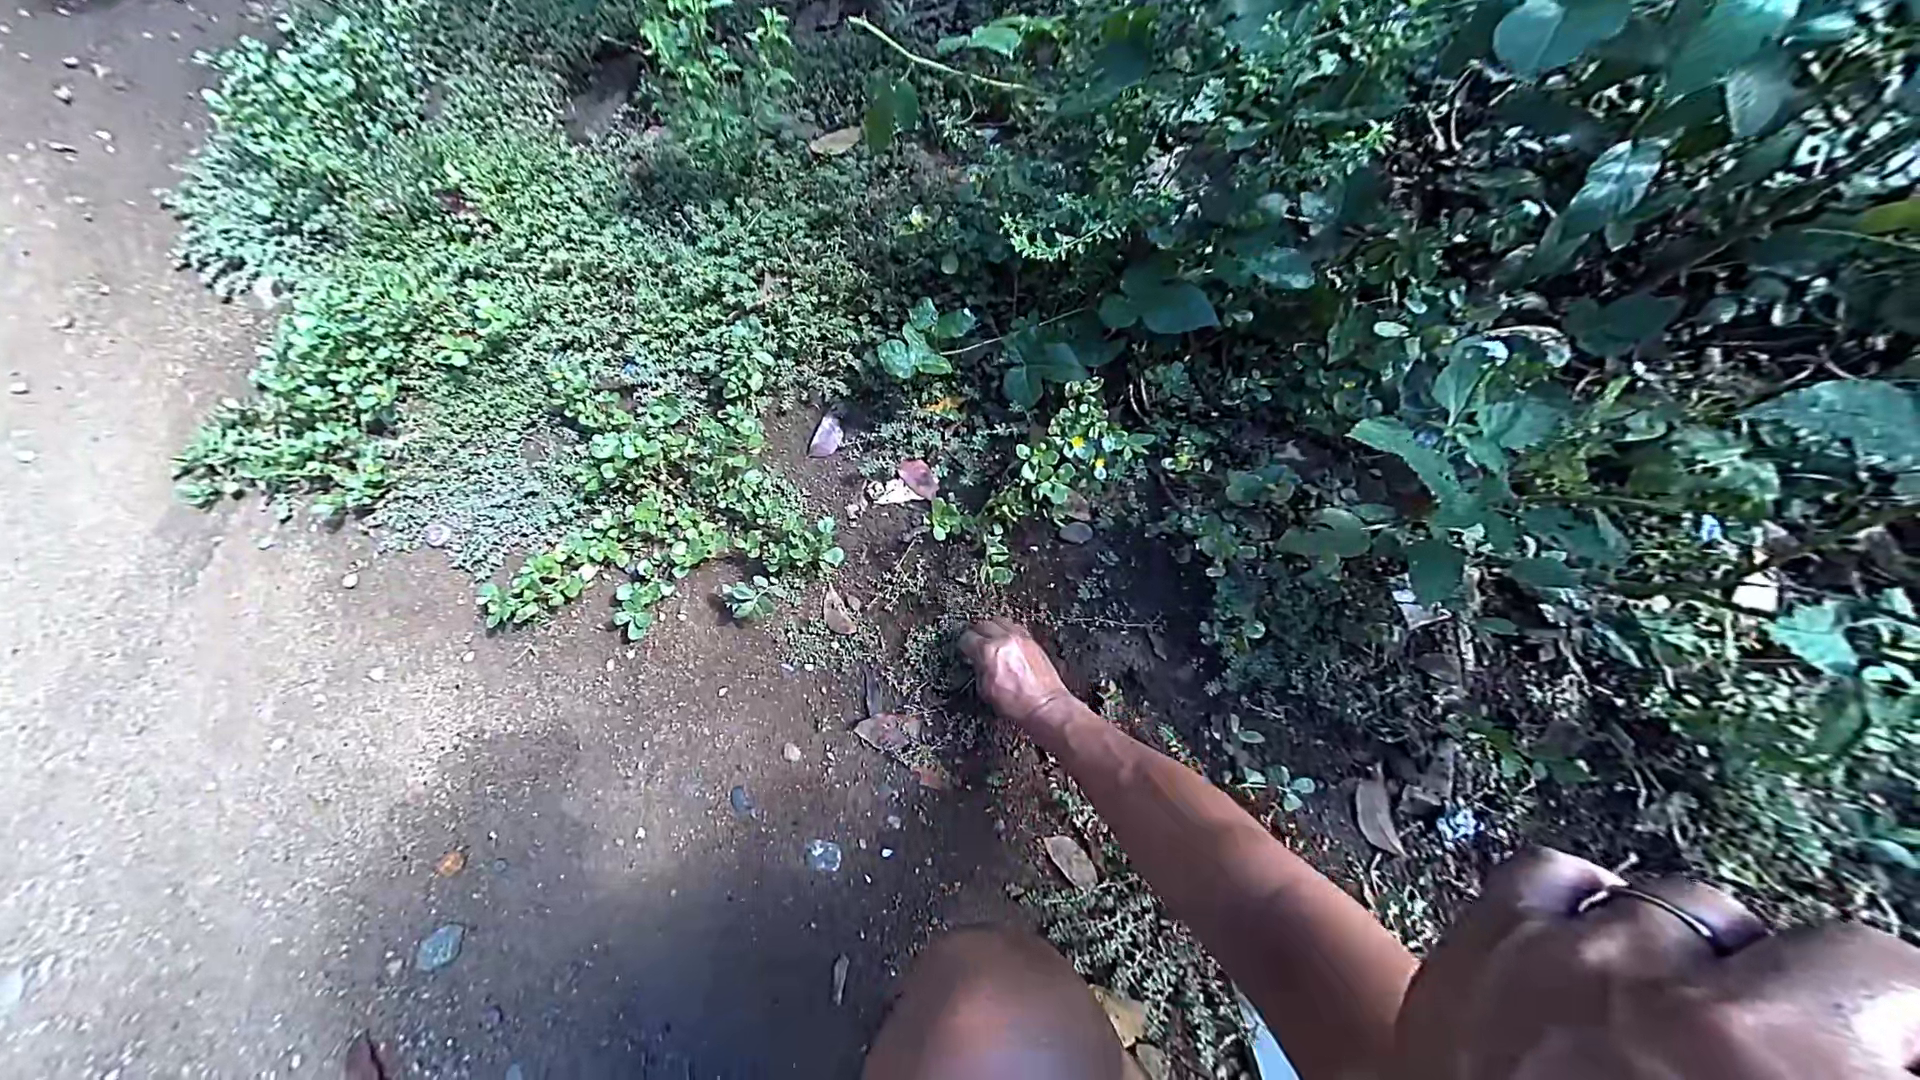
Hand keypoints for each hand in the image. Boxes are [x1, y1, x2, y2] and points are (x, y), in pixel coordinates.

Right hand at [958, 618, 1077, 733]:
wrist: (1045, 706)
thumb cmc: (1019, 703)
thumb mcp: (986, 690)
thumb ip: (978, 669)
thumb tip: (976, 661)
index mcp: (989, 651)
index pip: (967, 637)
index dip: (963, 645)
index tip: (965, 650)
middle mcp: (1005, 640)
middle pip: (982, 623)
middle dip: (976, 634)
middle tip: (975, 644)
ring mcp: (1020, 638)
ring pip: (999, 621)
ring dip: (992, 629)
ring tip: (990, 640)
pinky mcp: (1032, 641)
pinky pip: (1014, 627)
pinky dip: (1007, 631)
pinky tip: (1006, 642)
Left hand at [1386, 848, 1919, 1079]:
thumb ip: (1832, 1073)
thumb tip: (1868, 1057)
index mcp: (1787, 1062)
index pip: (1884, 973)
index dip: (1902, 1016)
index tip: (1892, 1040)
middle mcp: (1673, 997)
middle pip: (1776, 941)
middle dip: (1798, 992)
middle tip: (1785, 1045)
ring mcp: (1564, 954)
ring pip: (1666, 904)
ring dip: (1690, 950)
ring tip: (1687, 1001)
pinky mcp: (1485, 939)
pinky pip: (1545, 874)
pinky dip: (1580, 896)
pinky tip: (1597, 932)